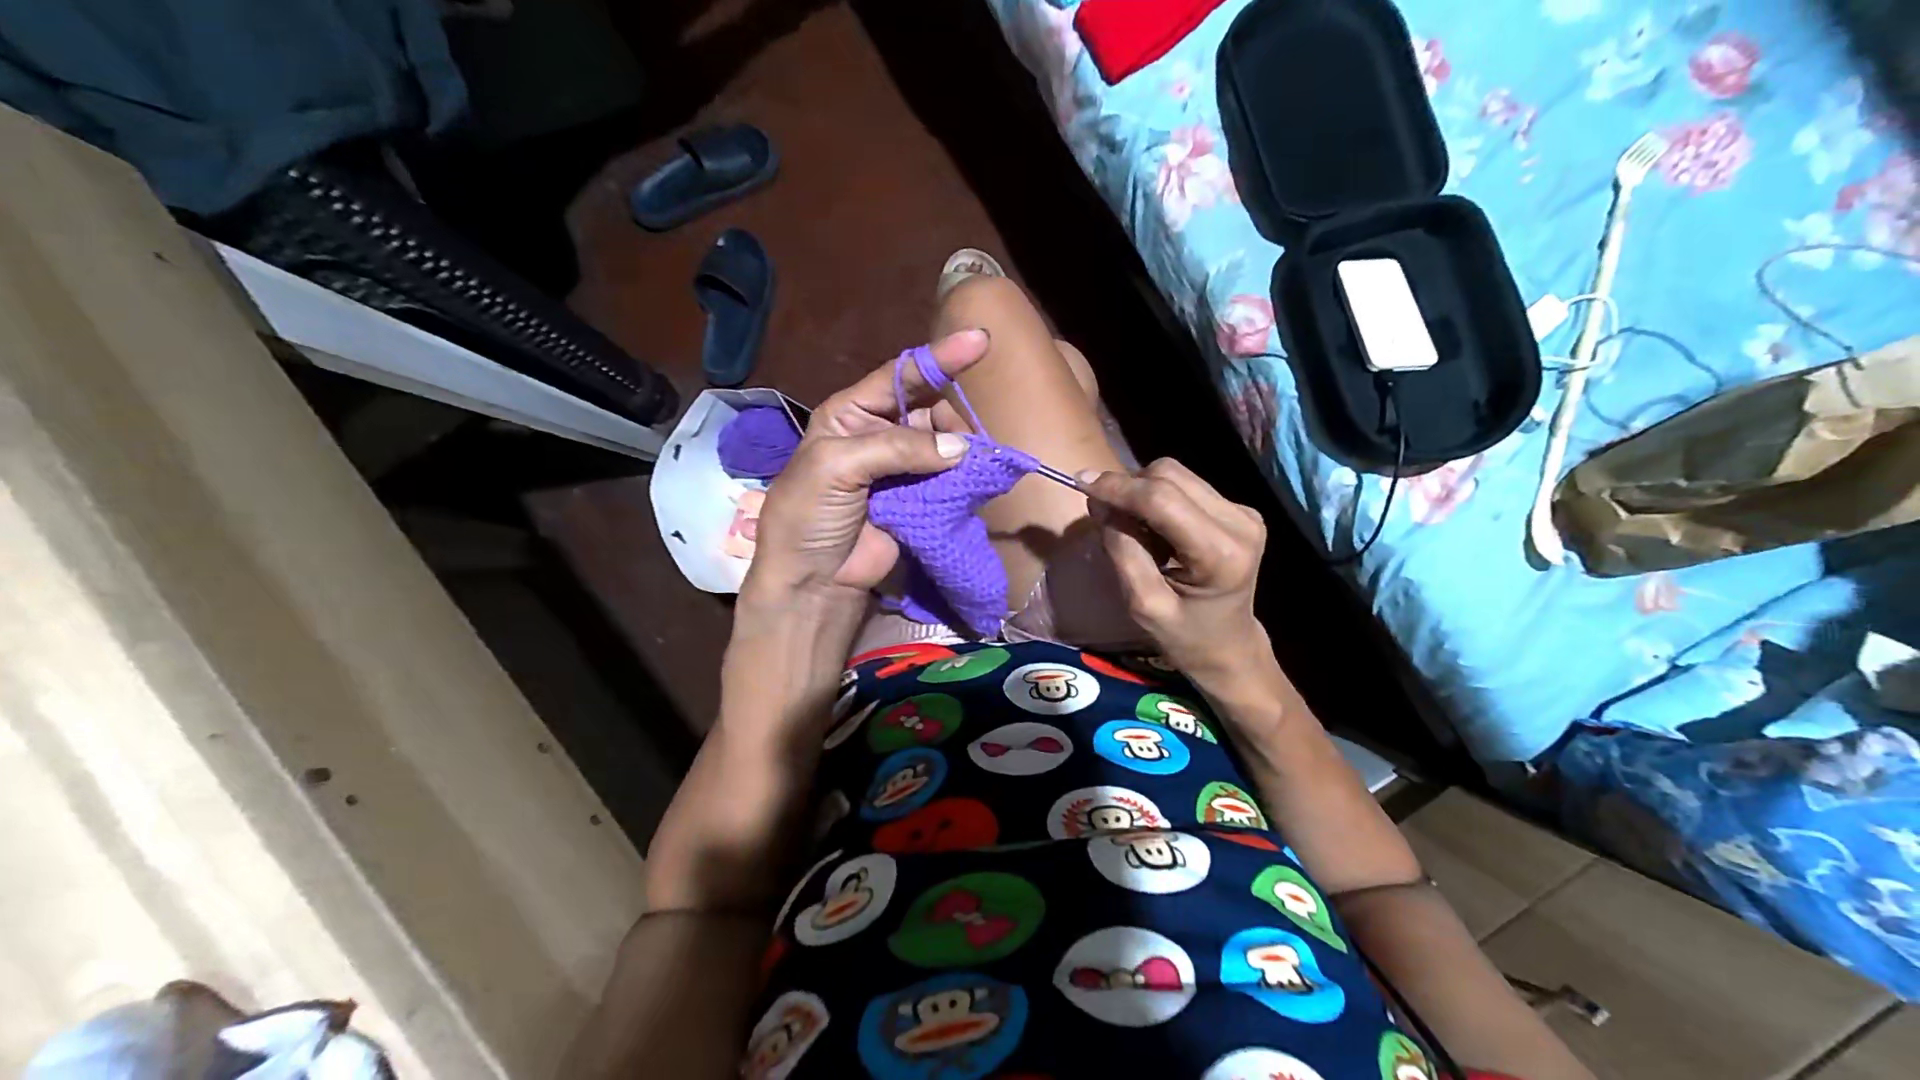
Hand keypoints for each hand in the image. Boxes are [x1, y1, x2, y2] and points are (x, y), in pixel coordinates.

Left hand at [736, 329, 989, 623]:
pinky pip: (949, 480)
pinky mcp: (918, 501)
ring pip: (945, 445)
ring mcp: (900, 470)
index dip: (939, 358)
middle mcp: (877, 434)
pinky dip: (963, 479)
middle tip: (962, 448)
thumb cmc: (808, 516)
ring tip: (965, 470)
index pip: (900, 376)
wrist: (812, 584)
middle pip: (930, 409)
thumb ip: (897, 448)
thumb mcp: (837, 467)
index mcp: (849, 415)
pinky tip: (971, 482)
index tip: (980, 341)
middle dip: (951, 421)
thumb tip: (961, 449)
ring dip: (960, 453)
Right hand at [1083, 458, 1271, 686]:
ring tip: (1138, 533)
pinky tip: (1158, 533)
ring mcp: (1243, 512)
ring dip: (1143, 494)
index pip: (1162, 499)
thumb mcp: (1142, 604)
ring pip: (1176, 474)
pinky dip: (1159, 500)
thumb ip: (1122, 551)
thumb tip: (1100, 502)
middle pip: (1169, 476)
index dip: (1118, 487)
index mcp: (1220, 553)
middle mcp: (1240, 522)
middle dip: (1129, 489)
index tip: (1080, 484)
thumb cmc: (1184, 635)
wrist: (1227, 644)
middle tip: (1108, 519)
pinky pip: (1186, 485)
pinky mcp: (1238, 509)